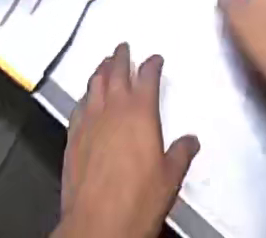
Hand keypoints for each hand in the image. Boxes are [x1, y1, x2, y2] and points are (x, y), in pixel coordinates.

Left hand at [55, 43, 199, 237]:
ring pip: (95, 83)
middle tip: (123, 46)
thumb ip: (181, 153)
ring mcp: (91, 119)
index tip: (156, 58)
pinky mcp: (73, 135)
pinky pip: (79, 105)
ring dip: (101, 69)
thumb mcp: (170, 178)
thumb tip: (191, 140)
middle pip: (116, 70)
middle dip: (121, 56)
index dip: (152, 63)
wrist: (98, 223)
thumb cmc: (139, 199)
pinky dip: (85, 96)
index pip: (147, 76)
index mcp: (141, 111)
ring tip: (105, 63)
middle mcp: (114, 107)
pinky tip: (86, 98)